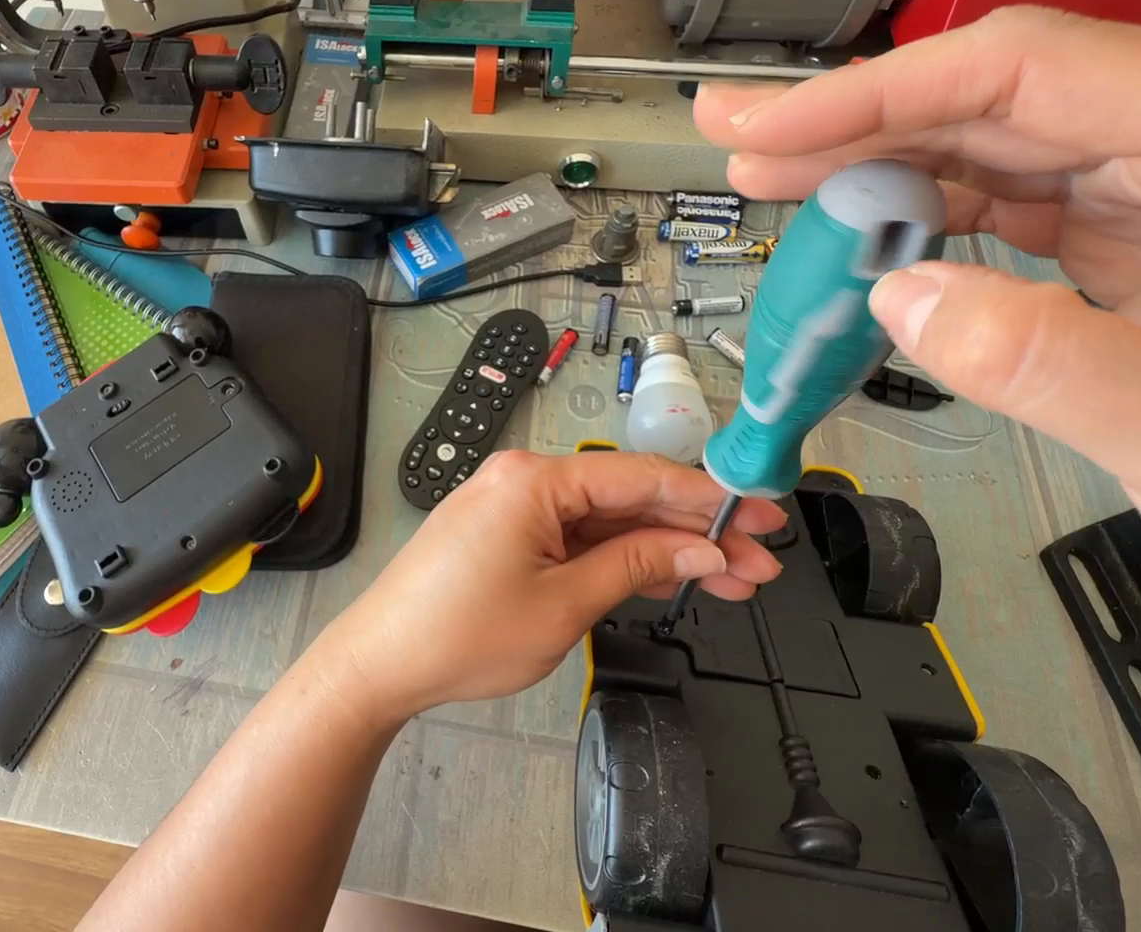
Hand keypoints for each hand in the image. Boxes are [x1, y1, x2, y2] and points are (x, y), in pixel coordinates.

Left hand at [307, 451, 785, 724]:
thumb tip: (698, 547)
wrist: (381, 662)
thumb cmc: (459, 634)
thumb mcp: (563, 603)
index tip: (759, 515)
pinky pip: (575, 537)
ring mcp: (514, 506)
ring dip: (663, 548)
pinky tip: (668, 577)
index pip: (639, 476)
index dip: (706, 497)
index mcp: (534, 480)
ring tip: (728, 579)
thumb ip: (635, 565)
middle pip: (627, 497)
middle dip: (694, 530)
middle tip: (756, 559)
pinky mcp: (507, 532)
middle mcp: (523, 479)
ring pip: (606, 521)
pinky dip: (619, 558)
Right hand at [695, 7, 1140, 602]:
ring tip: (773, 184)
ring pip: (981, 144)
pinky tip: (857, 236)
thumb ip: (1057, 368)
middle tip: (739, 142)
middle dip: (847, 121)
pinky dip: (910, 216)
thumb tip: (904, 298)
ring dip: (867, 165)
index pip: (1028, 76)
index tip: (770, 130)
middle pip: (989, 98)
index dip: (879, 95)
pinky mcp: (1128, 230)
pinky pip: (995, 200)